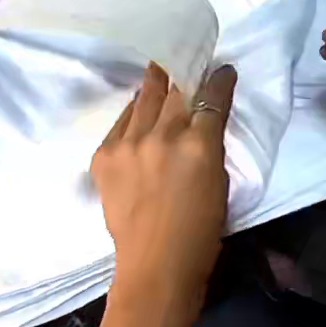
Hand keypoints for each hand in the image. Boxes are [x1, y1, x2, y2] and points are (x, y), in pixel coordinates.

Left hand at [92, 63, 237, 325]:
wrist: (155, 268)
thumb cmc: (201, 235)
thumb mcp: (220, 183)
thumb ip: (211, 146)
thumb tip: (203, 123)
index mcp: (200, 144)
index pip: (212, 96)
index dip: (218, 80)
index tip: (222, 71)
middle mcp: (162, 135)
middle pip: (173, 90)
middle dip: (182, 72)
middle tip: (185, 58)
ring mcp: (128, 144)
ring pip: (143, 99)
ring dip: (154, 86)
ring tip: (158, 72)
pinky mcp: (103, 156)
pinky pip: (120, 123)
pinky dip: (133, 116)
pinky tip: (138, 113)